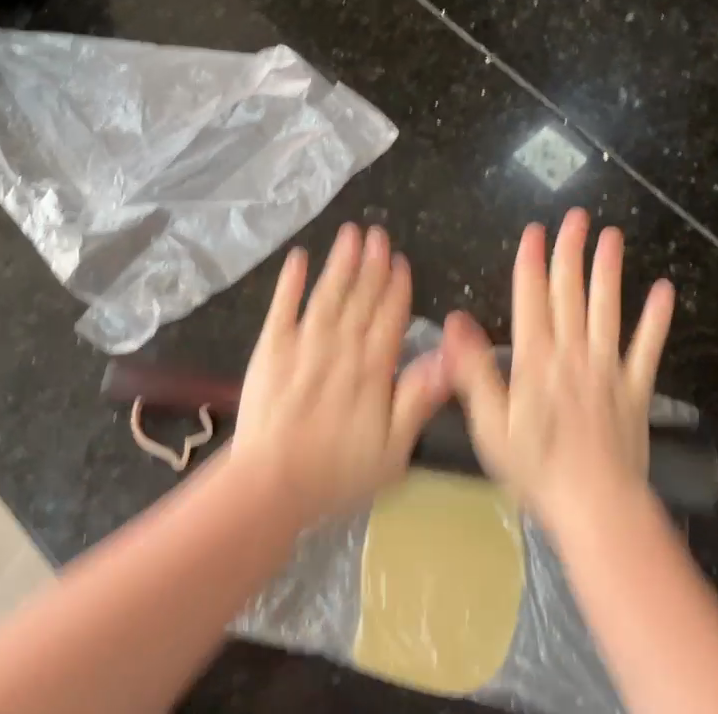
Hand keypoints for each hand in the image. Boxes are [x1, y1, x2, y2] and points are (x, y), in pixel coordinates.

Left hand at [229, 223, 453, 523]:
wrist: (271, 483)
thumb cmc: (337, 473)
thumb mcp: (393, 450)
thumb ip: (418, 399)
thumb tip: (448, 357)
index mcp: (372, 371)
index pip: (389, 319)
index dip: (396, 288)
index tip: (402, 261)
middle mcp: (340, 349)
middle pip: (360, 299)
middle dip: (371, 265)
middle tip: (379, 233)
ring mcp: (302, 345)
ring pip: (327, 296)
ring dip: (340, 263)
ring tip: (350, 233)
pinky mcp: (269, 349)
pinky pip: (282, 308)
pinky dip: (290, 282)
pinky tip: (298, 258)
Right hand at [442, 209, 674, 525]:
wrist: (595, 505)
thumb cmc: (535, 469)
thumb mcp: (489, 424)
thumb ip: (473, 369)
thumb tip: (454, 320)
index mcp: (534, 360)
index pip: (532, 299)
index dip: (532, 263)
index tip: (535, 231)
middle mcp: (571, 354)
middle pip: (570, 294)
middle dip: (571, 252)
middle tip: (577, 217)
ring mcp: (607, 369)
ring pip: (607, 309)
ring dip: (610, 271)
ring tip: (613, 236)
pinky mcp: (635, 389)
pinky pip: (647, 348)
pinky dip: (657, 320)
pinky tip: (664, 292)